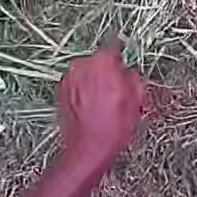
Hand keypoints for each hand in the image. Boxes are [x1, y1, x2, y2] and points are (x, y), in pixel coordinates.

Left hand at [56, 42, 146, 166]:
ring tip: (105, 100)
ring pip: (87, 71)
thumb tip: (131, 72)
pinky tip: (93, 105)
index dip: (122, 54)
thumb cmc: (111, 127)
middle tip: (118, 88)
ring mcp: (69, 78)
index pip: (113, 47)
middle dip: (108, 70)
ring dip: (95, 80)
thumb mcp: (136, 100)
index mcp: (102, 63)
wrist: (88, 149)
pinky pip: (77, 83)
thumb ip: (134, 77)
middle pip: (98, 60)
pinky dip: (84, 89)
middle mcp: (82, 66)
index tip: (126, 58)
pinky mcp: (61, 91)